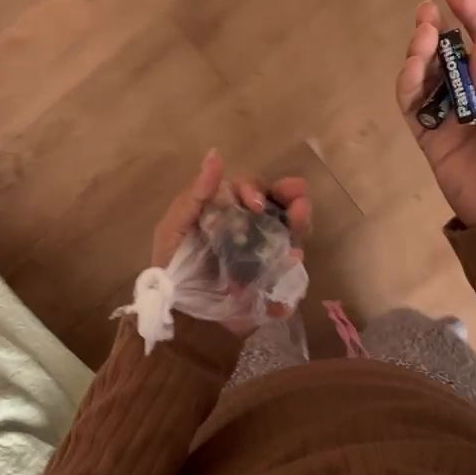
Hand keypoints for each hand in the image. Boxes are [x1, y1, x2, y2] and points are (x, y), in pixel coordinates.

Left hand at [150, 150, 311, 331]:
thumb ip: (195, 195)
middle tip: (299, 197)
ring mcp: (263, 255)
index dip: (256, 189)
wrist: (184, 320)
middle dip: (291, 196)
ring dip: (300, 221)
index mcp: (226, 213)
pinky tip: (294, 257)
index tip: (255, 204)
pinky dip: (295, 261)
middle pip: (277, 205)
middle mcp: (248, 229)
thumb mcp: (174, 229)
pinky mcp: (273, 280)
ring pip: (290, 230)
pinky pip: (291, 267)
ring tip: (302, 218)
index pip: (249, 190)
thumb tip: (215, 154)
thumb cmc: (174, 270)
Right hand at [395, 0, 475, 226]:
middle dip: (439, 29)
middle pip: (453, 53)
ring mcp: (452, 116)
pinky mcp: (431, 139)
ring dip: (421, 54)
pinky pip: (414, 108)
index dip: (475, 13)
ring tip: (421, 38)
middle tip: (428, 13)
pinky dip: (408, 87)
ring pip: (428, 76)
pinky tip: (412, 70)